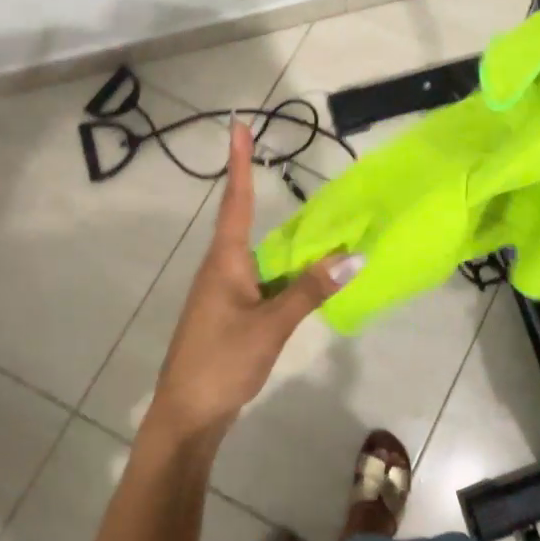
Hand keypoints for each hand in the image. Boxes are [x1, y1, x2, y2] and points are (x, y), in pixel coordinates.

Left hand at [148, 122, 360, 442]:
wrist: (186, 415)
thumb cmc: (221, 362)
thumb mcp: (270, 326)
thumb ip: (310, 291)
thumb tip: (353, 256)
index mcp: (225, 262)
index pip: (236, 201)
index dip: (239, 163)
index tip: (238, 125)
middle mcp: (221, 269)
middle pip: (246, 222)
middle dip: (259, 191)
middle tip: (274, 158)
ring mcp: (223, 293)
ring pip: (258, 255)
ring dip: (282, 239)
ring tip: (315, 222)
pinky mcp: (230, 314)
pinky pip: (261, 279)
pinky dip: (284, 271)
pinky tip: (306, 277)